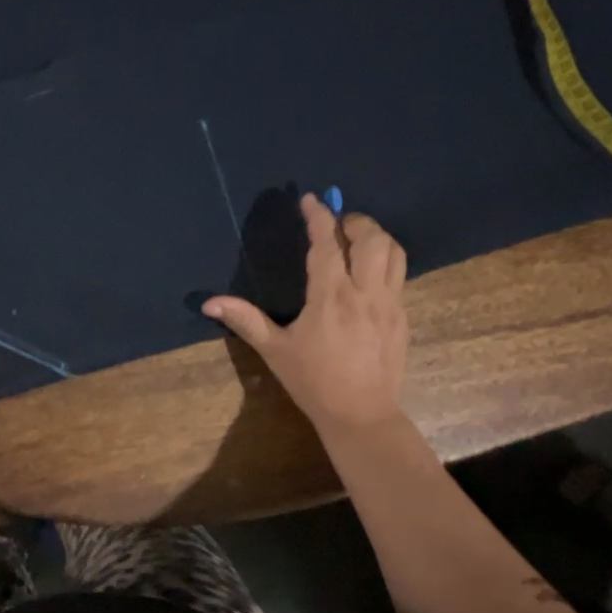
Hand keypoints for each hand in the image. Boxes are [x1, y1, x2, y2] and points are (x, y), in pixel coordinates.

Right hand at [204, 192, 408, 431]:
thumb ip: (245, 320)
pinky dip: (385, 261)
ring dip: (377, 237)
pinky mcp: (402, 318)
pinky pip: (399, 276)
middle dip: (355, 222)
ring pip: (394, 253)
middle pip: (372, 239)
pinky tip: (369, 273)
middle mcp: (364, 293)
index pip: (327, 245)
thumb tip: (209, 303)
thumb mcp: (274, 350)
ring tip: (358, 239)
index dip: (319, 217)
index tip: (311, 199)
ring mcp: (389, 304)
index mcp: (331, 297)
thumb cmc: (313, 381)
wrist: (361, 414)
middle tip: (338, 222)